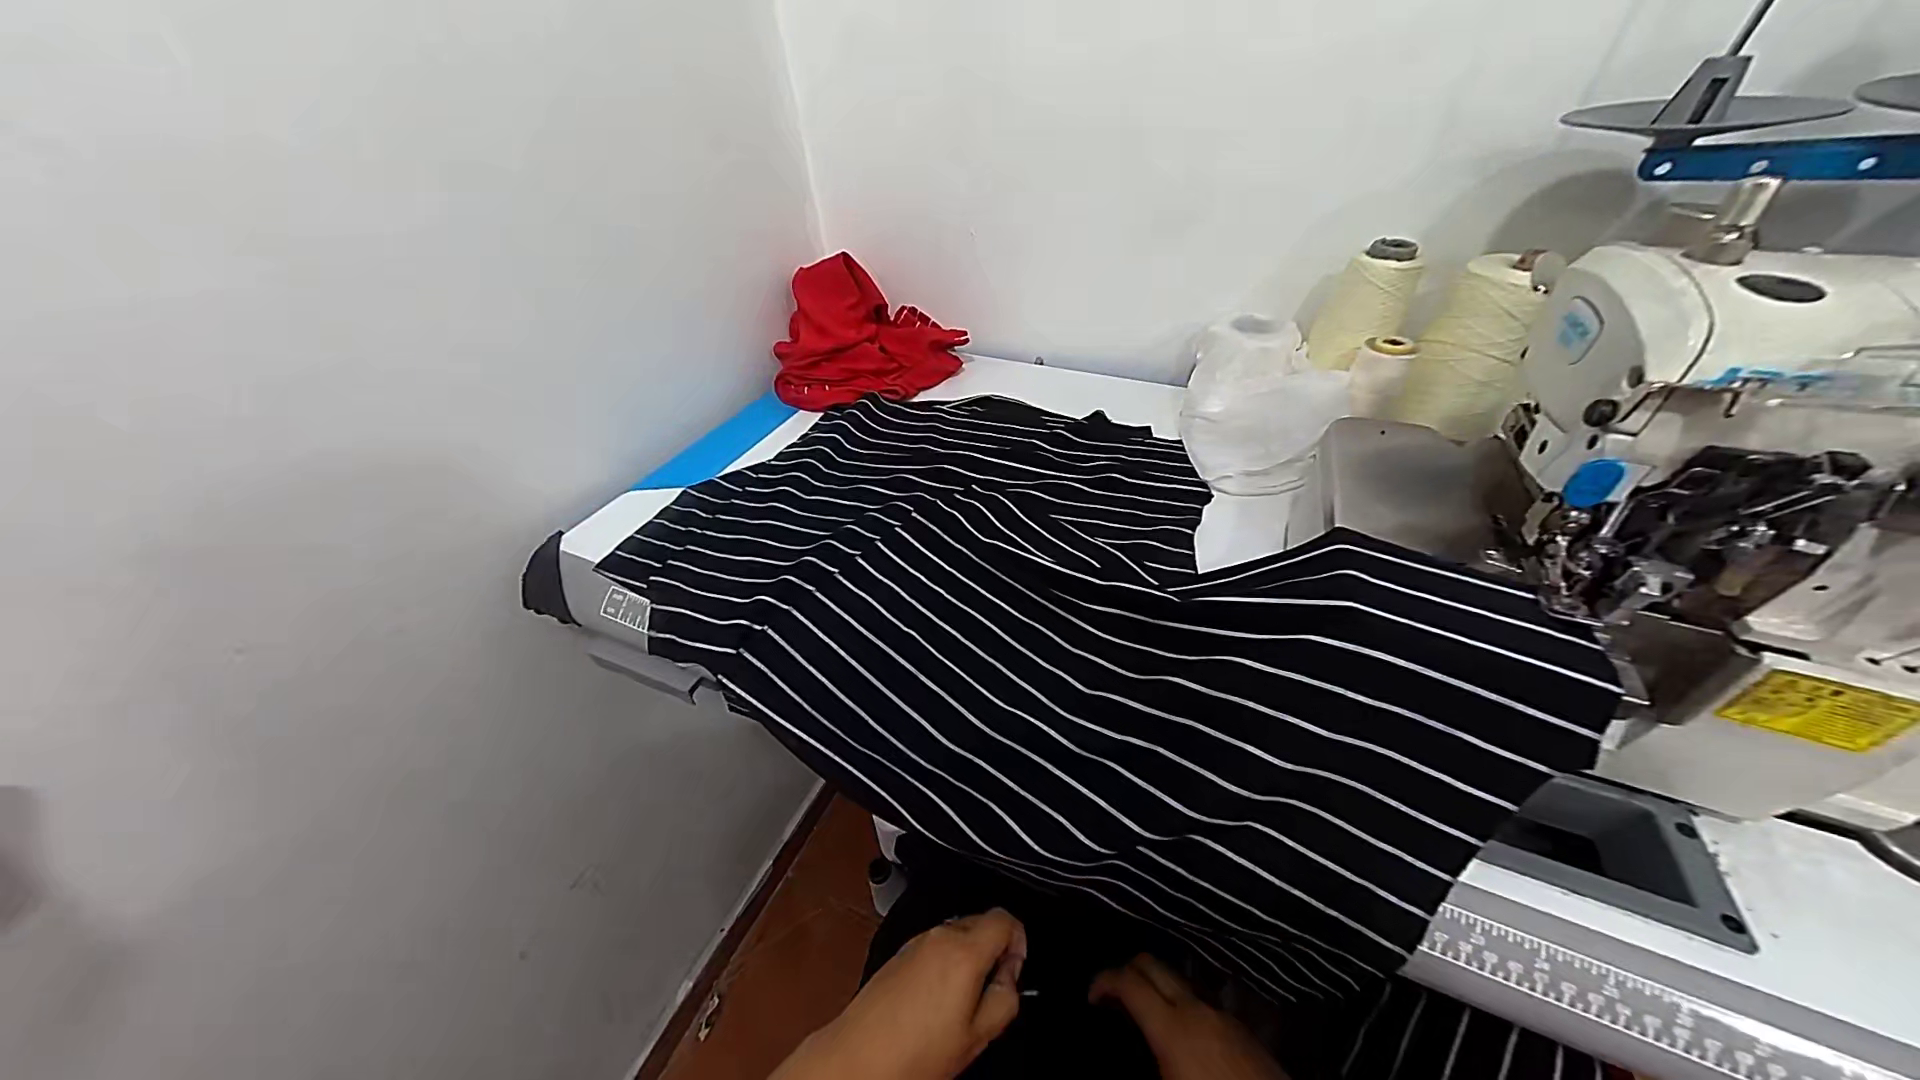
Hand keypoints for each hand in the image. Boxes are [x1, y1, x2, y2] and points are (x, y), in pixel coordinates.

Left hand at [772, 908, 1026, 1079]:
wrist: (858, 1058)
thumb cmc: (912, 1053)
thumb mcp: (978, 1036)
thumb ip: (1006, 999)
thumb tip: (1010, 980)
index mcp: (963, 950)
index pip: (1006, 918)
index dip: (1019, 941)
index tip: (1014, 969)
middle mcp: (939, 935)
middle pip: (982, 922)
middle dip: (994, 952)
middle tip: (990, 993)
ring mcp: (917, 941)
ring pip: (958, 934)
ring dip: (969, 958)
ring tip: (960, 1006)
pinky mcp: (900, 952)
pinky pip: (935, 946)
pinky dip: (945, 964)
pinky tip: (937, 1003)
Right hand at [1090, 953, 1289, 1079]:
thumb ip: (1144, 1062)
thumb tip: (1121, 1050)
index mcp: (1172, 1028)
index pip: (1127, 982)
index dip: (1102, 982)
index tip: (1091, 998)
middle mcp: (1197, 1010)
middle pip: (1152, 965)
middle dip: (1126, 971)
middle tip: (1112, 998)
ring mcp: (1225, 1016)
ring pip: (1180, 980)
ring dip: (1156, 987)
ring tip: (1145, 1016)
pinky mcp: (1246, 1031)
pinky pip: (1204, 1002)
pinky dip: (1184, 1007)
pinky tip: (1184, 1038)